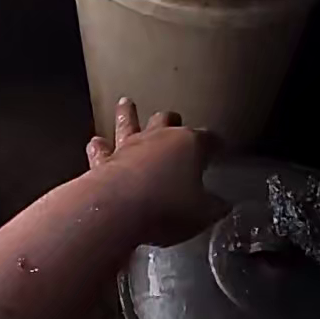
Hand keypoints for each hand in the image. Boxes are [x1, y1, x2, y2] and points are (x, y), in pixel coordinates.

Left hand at [85, 97, 226, 246]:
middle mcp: (158, 138)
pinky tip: (96, 143)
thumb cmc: (167, 209)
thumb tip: (223, 205)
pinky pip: (101, 149)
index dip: (215, 144)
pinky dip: (99, 146)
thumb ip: (214, 208)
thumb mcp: (202, 214)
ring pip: (129, 122)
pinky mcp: (103, 161)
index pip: (209, 139)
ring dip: (128, 114)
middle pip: (167, 120)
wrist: (118, 211)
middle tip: (174, 119)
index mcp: (190, 145)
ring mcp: (128, 146)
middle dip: (172, 120)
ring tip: (125, 103)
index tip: (219, 147)